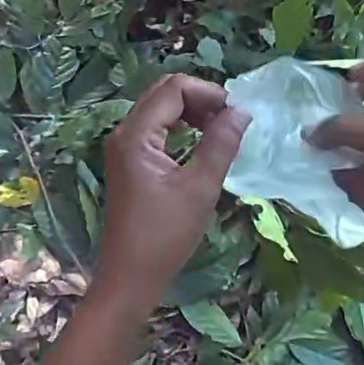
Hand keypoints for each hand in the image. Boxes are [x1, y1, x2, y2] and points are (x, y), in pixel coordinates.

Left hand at [98, 74, 250, 303]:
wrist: (129, 276)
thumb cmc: (165, 235)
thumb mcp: (200, 189)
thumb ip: (221, 144)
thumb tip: (241, 111)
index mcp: (135, 135)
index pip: (173, 88)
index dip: (208, 92)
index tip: (236, 113)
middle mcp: (123, 133)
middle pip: (162, 93)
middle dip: (199, 98)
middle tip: (229, 120)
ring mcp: (122, 147)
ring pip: (157, 108)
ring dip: (189, 111)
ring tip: (218, 131)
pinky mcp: (126, 160)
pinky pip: (153, 127)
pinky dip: (177, 126)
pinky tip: (198, 142)